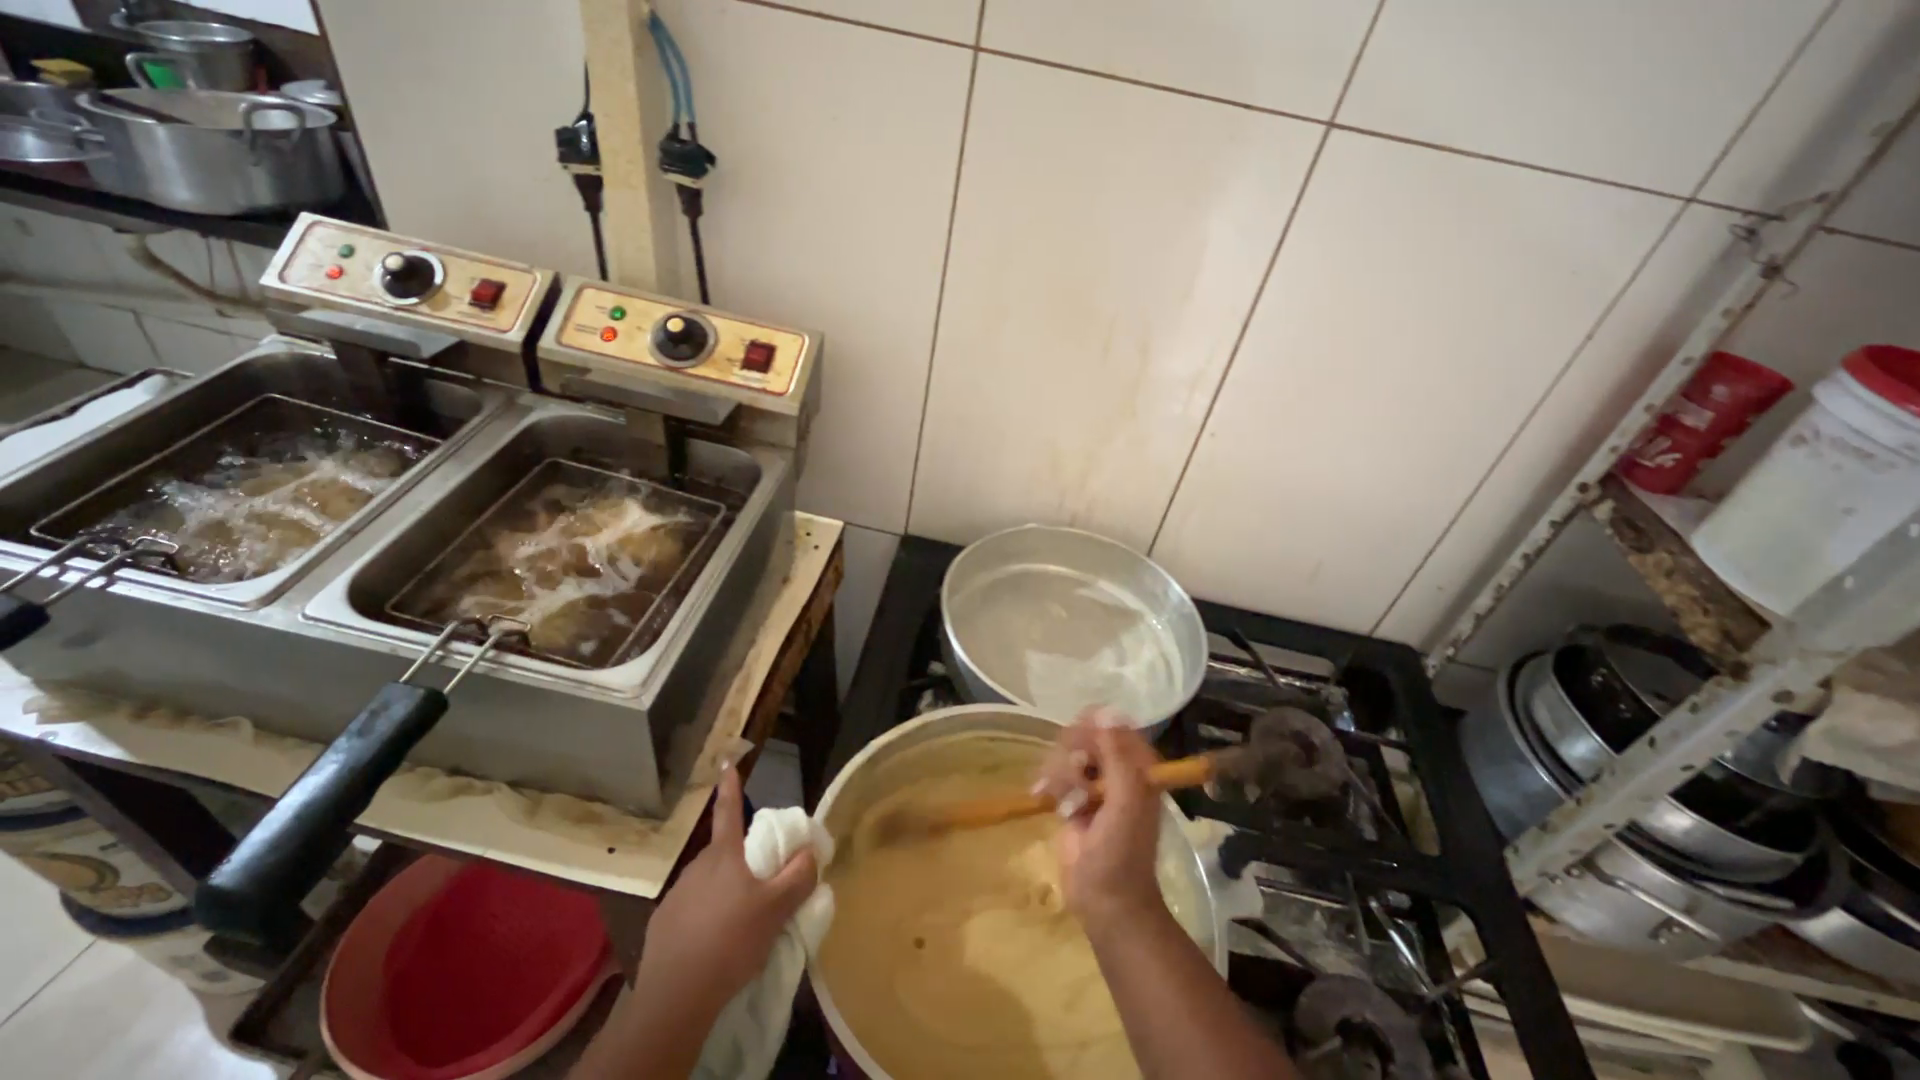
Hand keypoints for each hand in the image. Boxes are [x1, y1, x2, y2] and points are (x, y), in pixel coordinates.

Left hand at [637, 763, 819, 1010]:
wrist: (677, 995)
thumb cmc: (731, 942)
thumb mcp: (776, 910)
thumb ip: (797, 876)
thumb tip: (808, 851)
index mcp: (725, 857)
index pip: (730, 811)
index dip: (731, 786)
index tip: (727, 761)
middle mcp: (697, 868)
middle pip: (726, 853)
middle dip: (744, 859)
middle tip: (765, 880)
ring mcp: (677, 896)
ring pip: (710, 883)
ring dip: (727, 891)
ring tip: (744, 921)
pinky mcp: (665, 925)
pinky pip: (695, 911)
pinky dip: (709, 918)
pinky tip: (718, 942)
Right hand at [1035, 709, 1166, 932]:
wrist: (1104, 901)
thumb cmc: (1122, 853)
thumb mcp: (1126, 801)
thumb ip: (1118, 755)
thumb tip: (1106, 711)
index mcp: (1139, 769)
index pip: (1116, 727)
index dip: (1095, 727)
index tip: (1079, 742)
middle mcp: (1117, 773)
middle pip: (1087, 737)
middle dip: (1073, 752)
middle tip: (1074, 776)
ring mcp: (1093, 789)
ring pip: (1067, 755)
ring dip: (1059, 772)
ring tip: (1064, 799)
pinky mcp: (1072, 803)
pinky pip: (1056, 776)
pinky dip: (1048, 783)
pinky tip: (1043, 797)